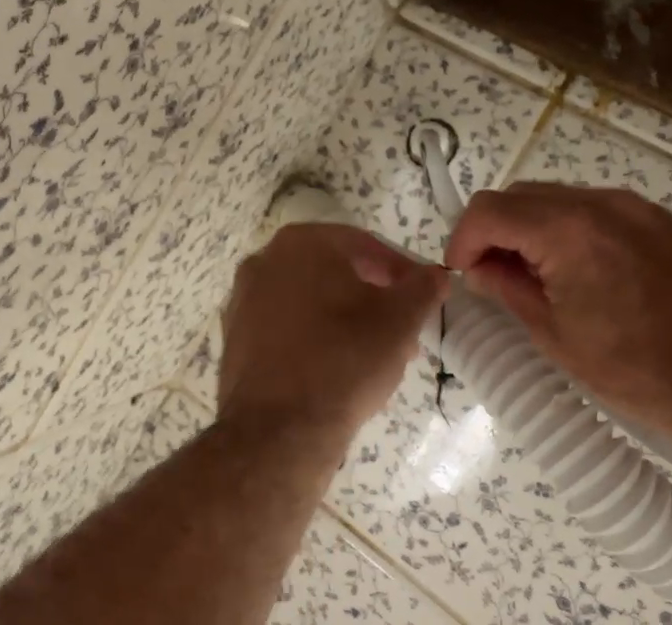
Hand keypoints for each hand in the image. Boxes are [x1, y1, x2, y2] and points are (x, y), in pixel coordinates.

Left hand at [218, 222, 446, 436]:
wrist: (278, 429)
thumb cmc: (344, 359)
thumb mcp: (399, 321)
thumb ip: (421, 288)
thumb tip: (435, 274)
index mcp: (301, 243)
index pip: (364, 245)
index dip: (400, 270)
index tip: (422, 297)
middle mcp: (265, 260)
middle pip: (334, 271)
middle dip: (373, 296)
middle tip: (404, 329)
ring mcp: (243, 299)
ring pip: (309, 300)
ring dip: (345, 318)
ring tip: (377, 355)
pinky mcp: (235, 337)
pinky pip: (285, 327)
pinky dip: (313, 337)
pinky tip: (336, 369)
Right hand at [442, 183, 671, 443]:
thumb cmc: (636, 372)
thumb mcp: (554, 336)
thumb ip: (506, 287)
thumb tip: (478, 267)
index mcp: (569, 232)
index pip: (489, 211)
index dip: (463, 239)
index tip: (462, 272)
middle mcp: (601, 203)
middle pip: (519, 195)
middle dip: (494, 230)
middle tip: (493, 276)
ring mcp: (634, 207)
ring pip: (555, 197)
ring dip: (530, 226)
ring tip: (535, 275)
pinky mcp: (658, 220)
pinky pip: (593, 208)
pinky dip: (568, 228)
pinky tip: (577, 270)